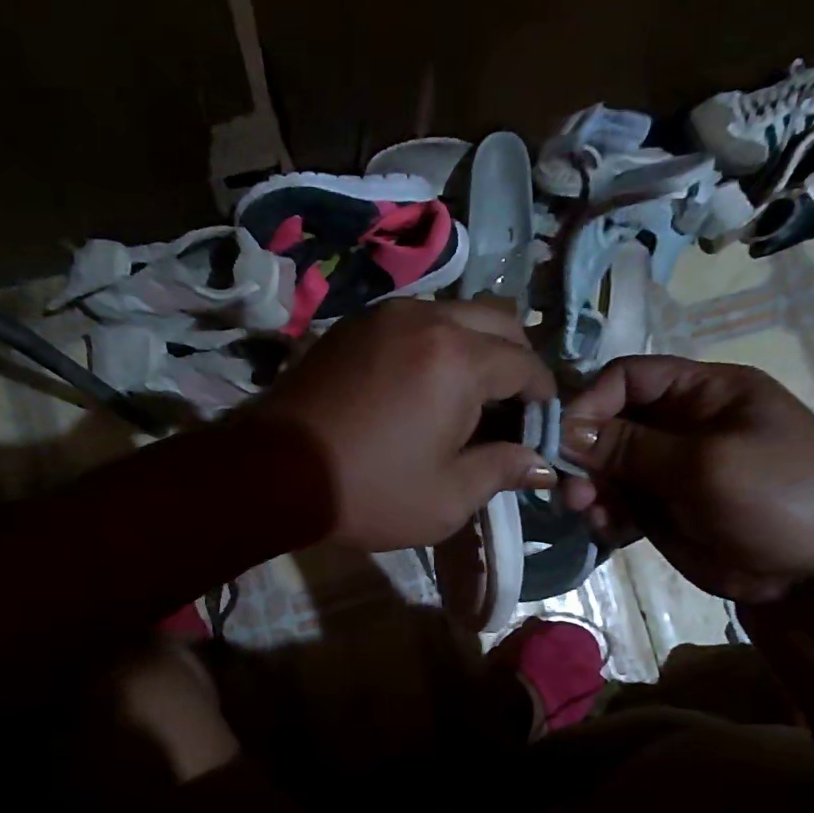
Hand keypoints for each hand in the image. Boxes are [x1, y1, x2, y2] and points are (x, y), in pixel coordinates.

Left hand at [248, 299, 556, 550]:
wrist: (272, 474)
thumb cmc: (366, 492)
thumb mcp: (446, 498)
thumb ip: (501, 470)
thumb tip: (540, 461)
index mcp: (458, 358)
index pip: (526, 365)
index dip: (541, 399)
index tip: (535, 429)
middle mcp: (425, 319)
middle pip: (498, 322)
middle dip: (514, 362)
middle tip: (503, 410)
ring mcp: (382, 315)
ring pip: (453, 314)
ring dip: (472, 348)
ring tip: (460, 397)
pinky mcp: (350, 326)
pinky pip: (410, 322)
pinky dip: (431, 344)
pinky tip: (417, 385)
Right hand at [559, 356, 813, 603]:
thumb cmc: (779, 500)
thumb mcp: (705, 464)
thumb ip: (630, 446)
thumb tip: (564, 430)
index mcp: (707, 393)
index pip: (630, 377)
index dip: (592, 401)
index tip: (563, 437)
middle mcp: (683, 425)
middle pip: (609, 423)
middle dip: (583, 453)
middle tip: (568, 487)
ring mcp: (670, 469)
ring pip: (605, 466)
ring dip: (588, 487)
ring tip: (587, 512)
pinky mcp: (661, 509)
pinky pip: (615, 501)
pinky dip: (603, 513)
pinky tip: (607, 530)